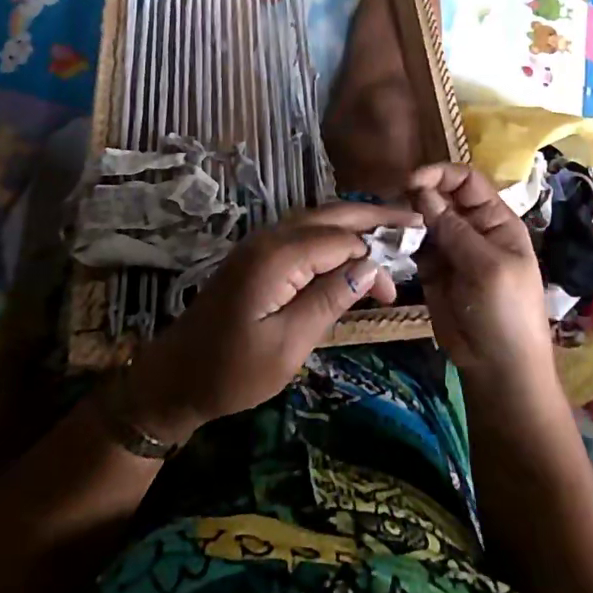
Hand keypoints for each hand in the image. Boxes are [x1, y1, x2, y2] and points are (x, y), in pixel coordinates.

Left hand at [124, 202, 418, 441]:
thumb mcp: (288, 345)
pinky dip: (335, 237)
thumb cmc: (232, 371)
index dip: (375, 257)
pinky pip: (305, 234)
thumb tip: (372, 266)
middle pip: (333, 215)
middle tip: (416, 221)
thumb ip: (330, 299)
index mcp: (277, 257)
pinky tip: (353, 250)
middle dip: (375, 217)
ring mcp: (262, 244)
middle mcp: (270, 238)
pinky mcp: (259, 256)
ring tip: (394, 232)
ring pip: (319, 220)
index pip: (342, 240)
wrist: (176, 377)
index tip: (397, 289)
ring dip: (357, 225)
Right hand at [407, 164, 551, 384]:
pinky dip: (399, 243)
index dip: (440, 175)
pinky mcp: (430, 270)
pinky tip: (387, 244)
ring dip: (404, 219)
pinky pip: (412, 246)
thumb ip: (454, 229)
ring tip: (386, 227)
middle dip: (417, 196)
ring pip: (422, 220)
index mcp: (495, 221)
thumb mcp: (487, 267)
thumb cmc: (506, 312)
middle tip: (391, 206)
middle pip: (440, 197)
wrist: (498, 368)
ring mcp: (450, 249)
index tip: (411, 182)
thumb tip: (422, 192)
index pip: (467, 181)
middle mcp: (471, 229)